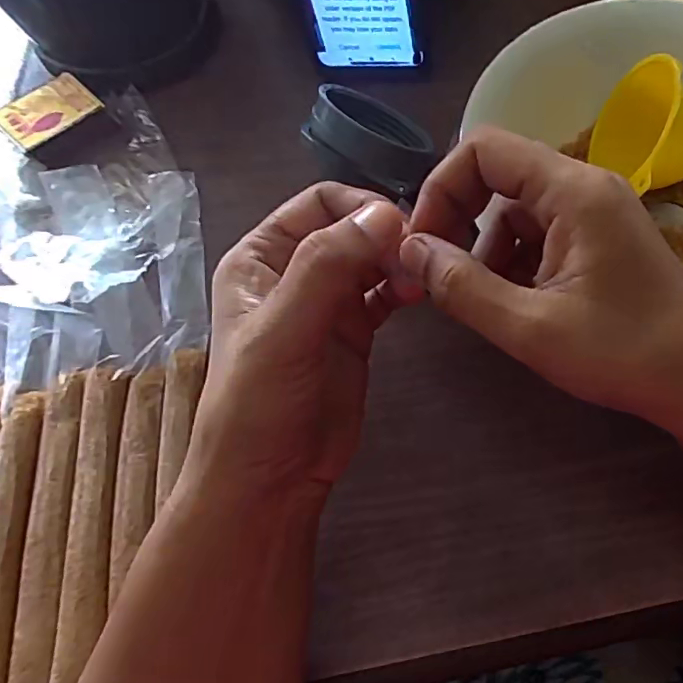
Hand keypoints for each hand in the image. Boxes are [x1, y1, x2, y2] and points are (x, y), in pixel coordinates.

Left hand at [183, 183, 407, 508]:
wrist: (270, 478)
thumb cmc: (260, 402)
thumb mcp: (285, 329)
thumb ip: (328, 267)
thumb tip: (386, 214)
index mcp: (261, 257)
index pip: (318, 203)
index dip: (360, 206)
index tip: (400, 229)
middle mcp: (293, 272)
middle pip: (350, 228)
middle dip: (386, 235)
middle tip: (420, 256)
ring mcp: (326, 304)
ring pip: (371, 260)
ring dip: (398, 260)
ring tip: (422, 277)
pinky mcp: (353, 333)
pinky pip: (382, 294)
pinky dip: (402, 288)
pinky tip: (418, 295)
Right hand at [402, 127, 682, 429]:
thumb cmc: (620, 354)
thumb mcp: (529, 327)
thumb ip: (461, 286)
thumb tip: (410, 250)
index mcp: (574, 191)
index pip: (485, 149)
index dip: (442, 187)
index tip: (422, 240)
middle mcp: (588, 187)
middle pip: (500, 177)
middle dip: (461, 220)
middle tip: (439, 272)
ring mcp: (599, 213)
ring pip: (518, 211)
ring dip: (489, 250)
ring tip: (485, 301)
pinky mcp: (604, 240)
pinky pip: (543, 234)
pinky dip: (517, 262)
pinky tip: (517, 303)